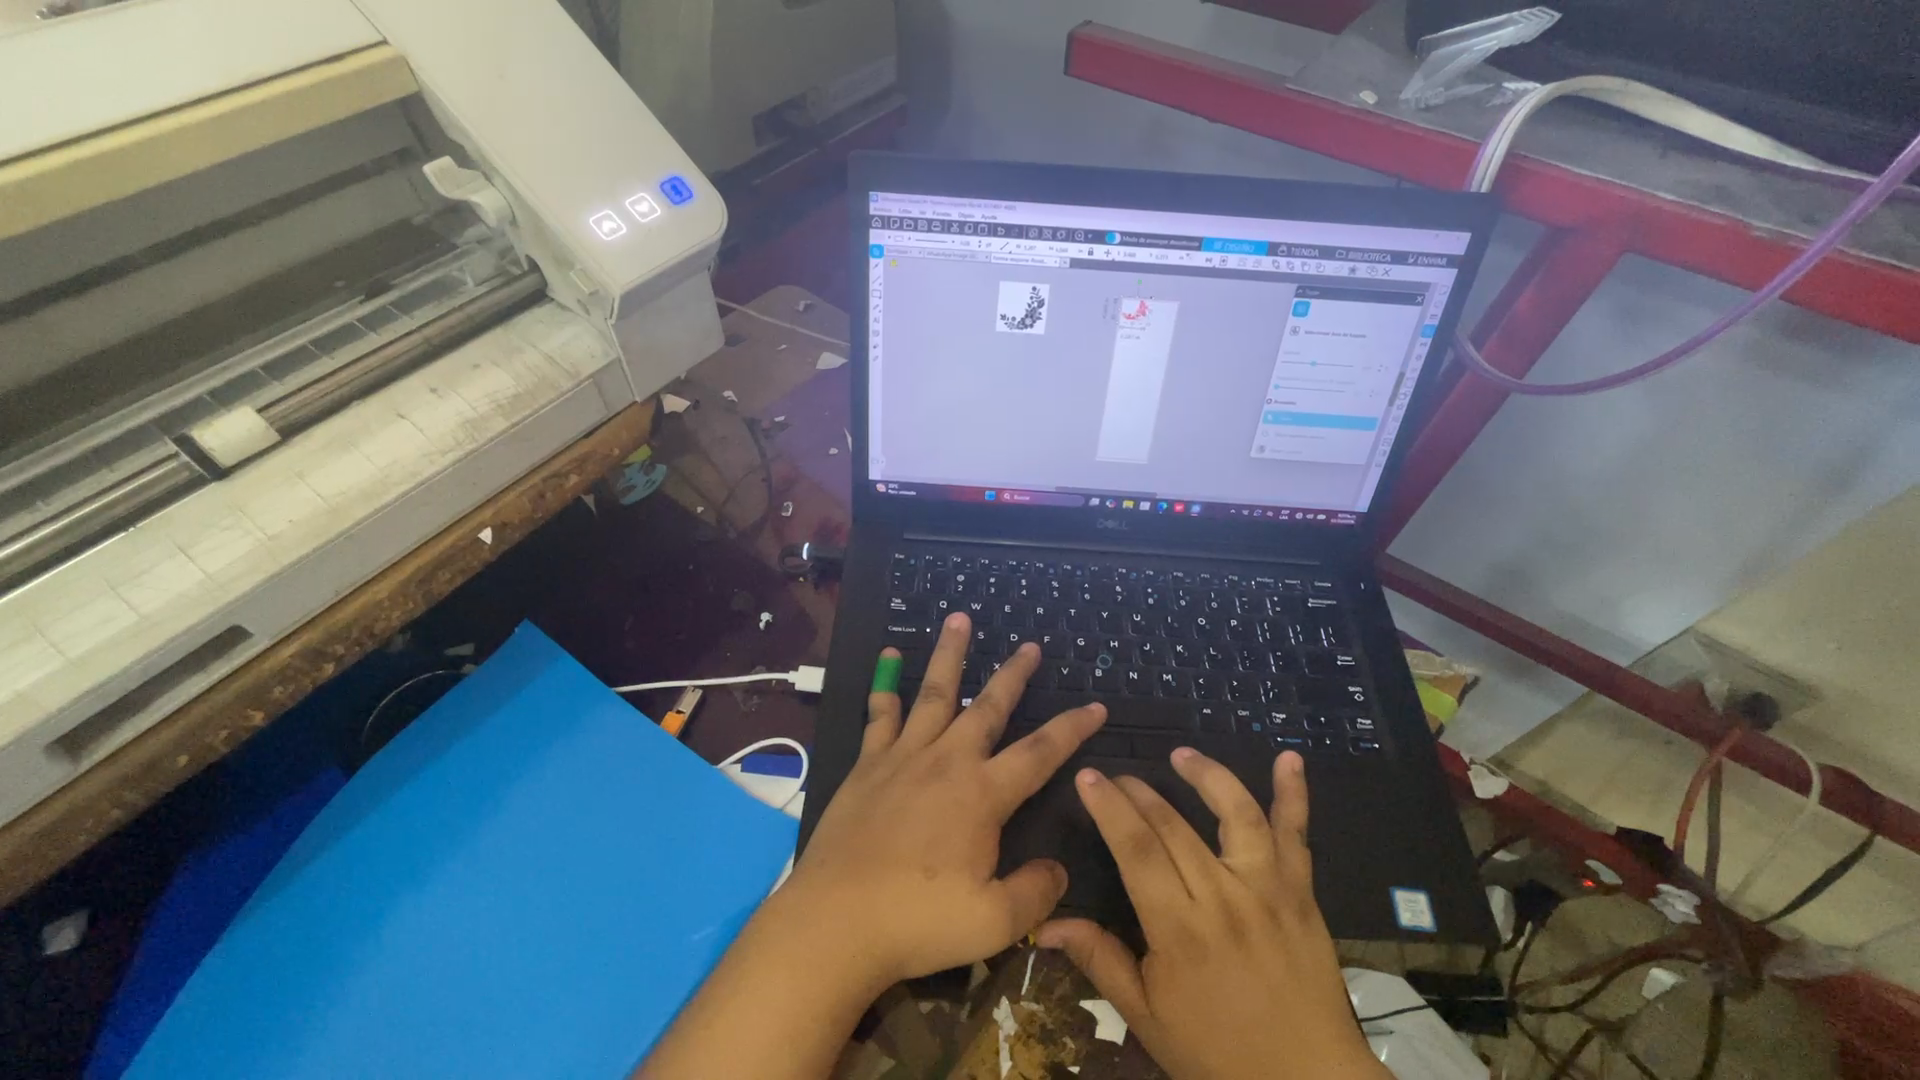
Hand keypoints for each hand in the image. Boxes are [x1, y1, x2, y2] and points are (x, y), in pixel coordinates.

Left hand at [780, 612, 1106, 987]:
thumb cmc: (918, 921)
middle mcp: (946, 763)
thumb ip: (1036, 890)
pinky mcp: (867, 767)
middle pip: (988, 707)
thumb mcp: (995, 921)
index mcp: (982, 795)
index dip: (1072, 728)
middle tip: (1030, 645)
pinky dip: (886, 684)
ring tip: (959, 619)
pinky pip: (880, 714)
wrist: (836, 922)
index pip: (1040, 753)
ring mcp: (902, 759)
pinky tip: (888, 657)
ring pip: (933, 694)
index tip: (1096, 705)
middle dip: (1013, 674)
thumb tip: (1058, 870)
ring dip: (950, 656)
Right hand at [1037, 751, 1386, 1079]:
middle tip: (1115, 776)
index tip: (1088, 777)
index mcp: (1179, 929)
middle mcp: (1223, 897)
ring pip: (1236, 814)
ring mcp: (1268, 890)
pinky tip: (1289, 759)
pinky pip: (1298, 835)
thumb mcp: (1147, 1017)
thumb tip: (1047, 925)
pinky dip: (1295, 794)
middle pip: (1174, 825)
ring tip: (1181, 754)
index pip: (1136, 849)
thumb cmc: (1218, 1055)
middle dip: (1139, 793)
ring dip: (1207, 776)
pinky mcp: (1302, 894)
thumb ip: (1101, 961)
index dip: (1109, 808)